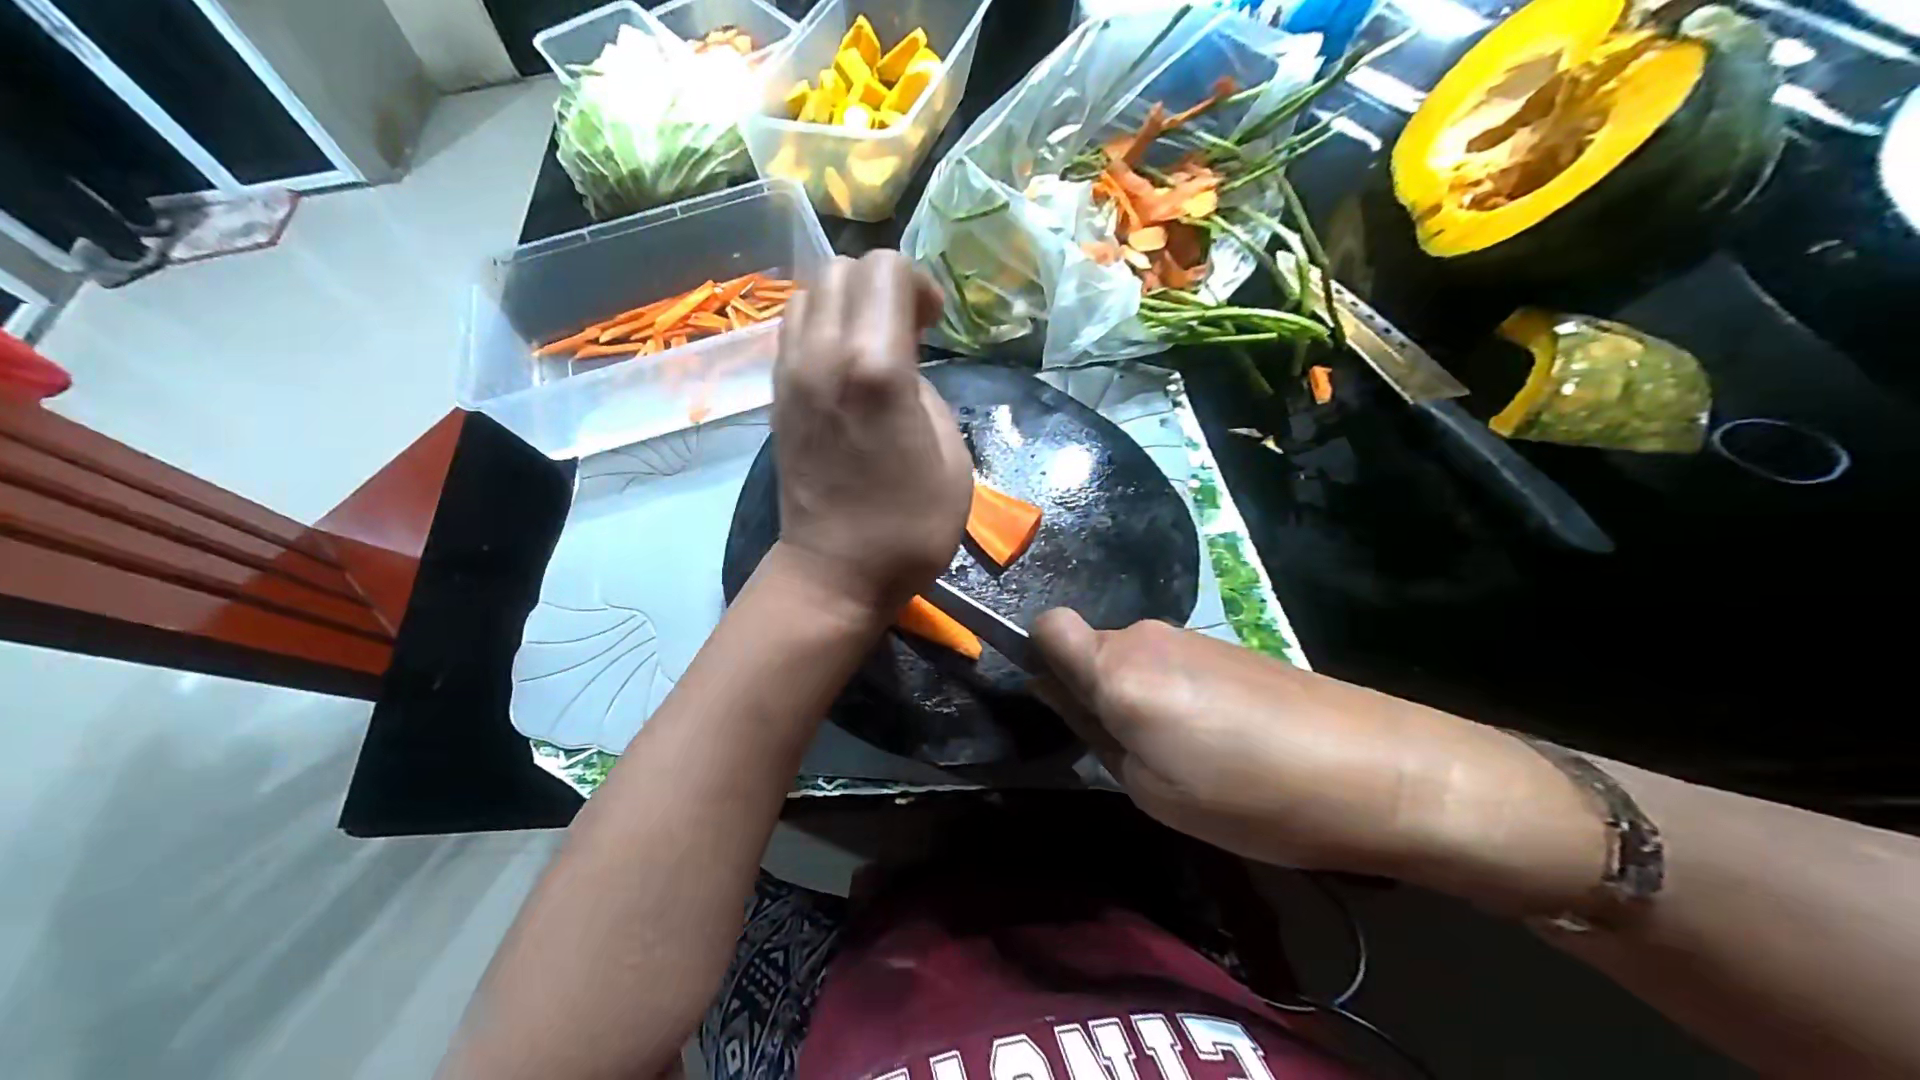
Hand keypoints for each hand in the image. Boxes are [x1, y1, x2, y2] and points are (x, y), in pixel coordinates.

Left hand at [770, 251, 972, 616]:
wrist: (835, 573)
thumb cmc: (909, 527)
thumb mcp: (953, 458)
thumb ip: (928, 392)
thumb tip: (903, 371)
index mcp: (877, 369)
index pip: (885, 270)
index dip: (919, 284)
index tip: (934, 325)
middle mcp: (824, 357)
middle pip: (841, 269)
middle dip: (881, 285)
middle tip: (907, 330)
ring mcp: (791, 375)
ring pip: (809, 293)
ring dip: (847, 303)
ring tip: (874, 345)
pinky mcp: (777, 396)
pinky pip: (793, 330)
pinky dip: (822, 327)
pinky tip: (846, 367)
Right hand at [1031, 611, 1610, 912]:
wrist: (1380, 770)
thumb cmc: (1251, 796)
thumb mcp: (1153, 789)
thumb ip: (1094, 733)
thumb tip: (1059, 693)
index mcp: (1117, 669)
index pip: (1046, 627)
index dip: (1038, 657)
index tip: (1059, 702)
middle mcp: (1144, 636)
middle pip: (1088, 649)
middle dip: (1092, 691)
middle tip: (1129, 753)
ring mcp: (1188, 635)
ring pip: (1130, 659)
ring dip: (1136, 697)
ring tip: (1184, 756)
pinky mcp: (1224, 645)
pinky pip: (1168, 663)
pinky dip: (1171, 694)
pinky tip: (1218, 739)